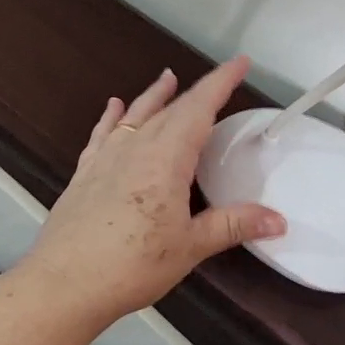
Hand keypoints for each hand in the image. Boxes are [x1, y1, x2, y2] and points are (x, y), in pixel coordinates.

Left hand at [16, 57, 285, 326]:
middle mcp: (133, 149)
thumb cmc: (133, 264)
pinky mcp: (83, 176)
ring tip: (166, 78)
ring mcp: (104, 160)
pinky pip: (101, 136)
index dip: (220, 83)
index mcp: (165, 159)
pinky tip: (112, 108)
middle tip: (216, 80)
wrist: (65, 282)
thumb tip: (279, 220)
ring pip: (132, 116)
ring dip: (152, 96)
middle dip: (194, 92)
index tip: (240, 62)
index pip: (198, 109)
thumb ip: (232, 226)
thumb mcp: (190, 246)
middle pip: (168, 111)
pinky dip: (110, 118)